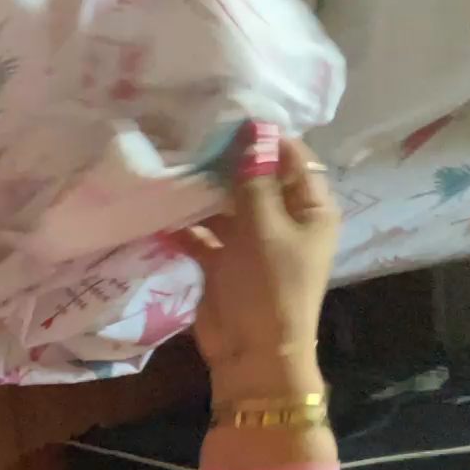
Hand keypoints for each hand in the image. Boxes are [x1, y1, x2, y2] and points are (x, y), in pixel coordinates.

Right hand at [175, 129, 340, 403]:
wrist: (251, 350)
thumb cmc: (270, 287)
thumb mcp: (263, 230)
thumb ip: (253, 182)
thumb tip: (253, 133)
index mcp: (310, 209)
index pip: (292, 159)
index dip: (264, 140)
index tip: (227, 120)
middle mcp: (282, 221)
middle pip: (254, 182)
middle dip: (224, 165)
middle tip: (188, 141)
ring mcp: (250, 244)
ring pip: (224, 208)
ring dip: (200, 196)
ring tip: (169, 172)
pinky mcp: (221, 264)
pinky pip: (201, 237)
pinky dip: (183, 228)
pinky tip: (158, 214)